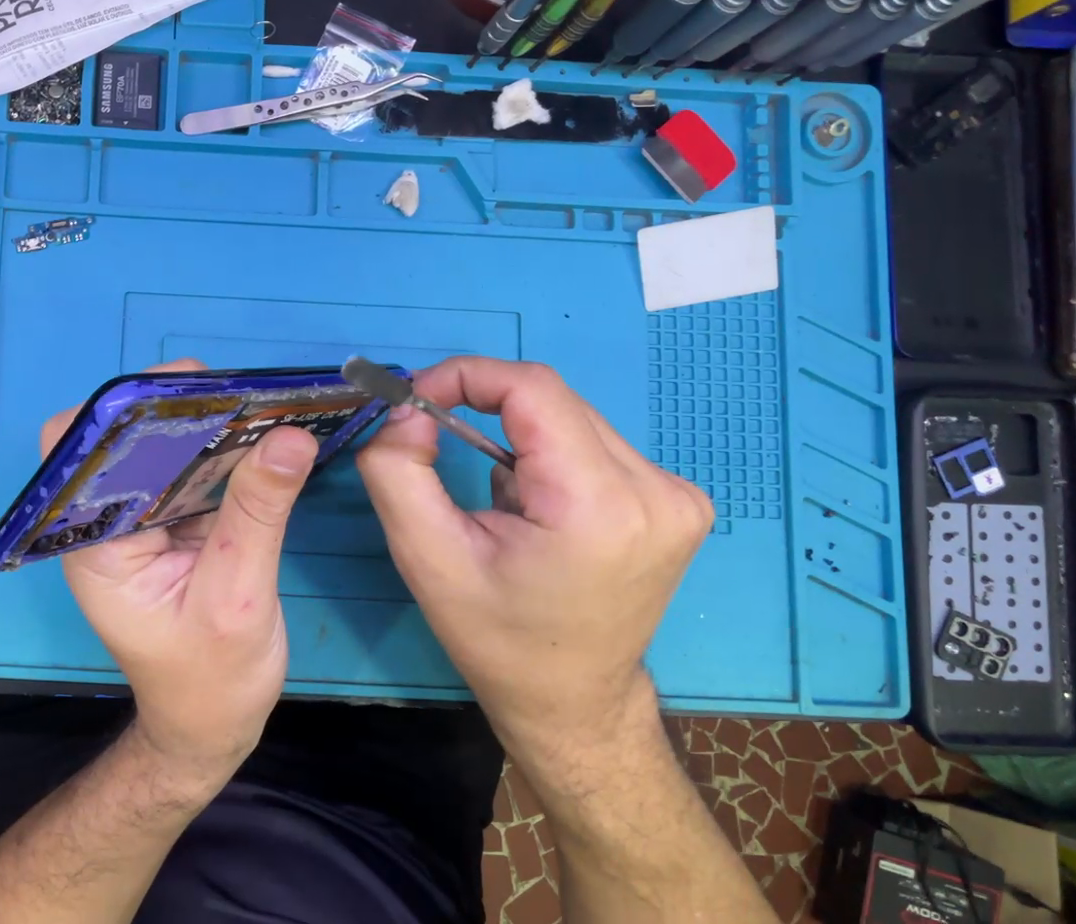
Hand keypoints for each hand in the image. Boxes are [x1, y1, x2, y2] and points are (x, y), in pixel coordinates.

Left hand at [38, 359, 317, 783]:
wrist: (212, 726)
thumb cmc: (210, 682)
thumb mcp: (237, 600)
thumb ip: (257, 517)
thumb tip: (288, 437)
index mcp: (97, 546)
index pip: (76, 455)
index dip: (116, 413)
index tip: (179, 392)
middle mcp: (110, 524)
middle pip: (120, 441)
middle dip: (170, 409)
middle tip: (231, 391)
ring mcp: (144, 521)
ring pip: (159, 449)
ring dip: (200, 422)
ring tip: (253, 401)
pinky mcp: (177, 522)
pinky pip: (193, 470)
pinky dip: (222, 447)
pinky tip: (260, 431)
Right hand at [355, 357, 713, 754]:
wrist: (572, 701)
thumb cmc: (496, 637)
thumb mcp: (425, 557)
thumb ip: (397, 471)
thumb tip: (405, 409)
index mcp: (599, 504)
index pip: (533, 387)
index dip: (465, 375)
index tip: (415, 400)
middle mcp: (656, 488)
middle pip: (551, 400)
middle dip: (482, 406)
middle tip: (431, 439)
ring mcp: (677, 494)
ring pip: (571, 417)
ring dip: (515, 433)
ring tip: (492, 496)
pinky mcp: (678, 501)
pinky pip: (593, 443)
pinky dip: (547, 454)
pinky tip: (535, 506)